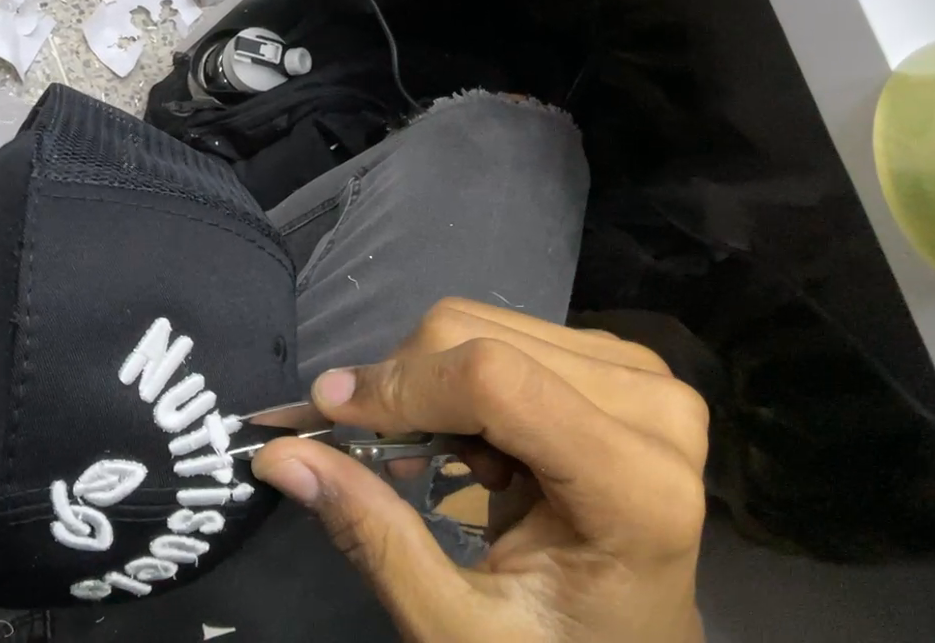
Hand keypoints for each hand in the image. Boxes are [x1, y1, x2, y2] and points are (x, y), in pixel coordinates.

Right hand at [253, 298, 709, 642]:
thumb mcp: (459, 629)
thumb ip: (373, 537)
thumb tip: (279, 455)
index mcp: (640, 490)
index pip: (494, 379)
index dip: (397, 386)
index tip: (327, 416)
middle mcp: (655, 408)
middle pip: (474, 338)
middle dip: (403, 388)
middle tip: (380, 454)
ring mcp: (641, 375)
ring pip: (474, 322)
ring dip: (427, 382)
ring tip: (443, 456)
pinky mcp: (616, 360)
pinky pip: (495, 329)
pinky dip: (454, 376)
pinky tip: (475, 439)